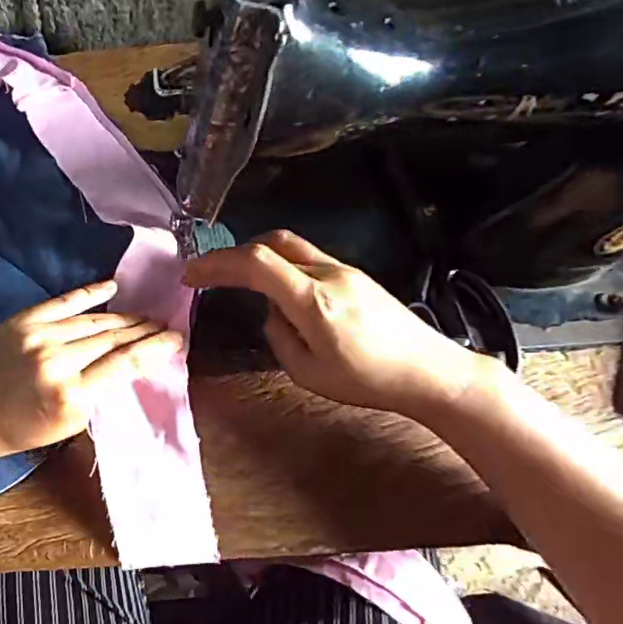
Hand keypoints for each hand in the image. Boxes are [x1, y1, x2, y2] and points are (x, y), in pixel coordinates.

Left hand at [0, 281, 185, 460]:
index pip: (125, 364)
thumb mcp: (67, 425)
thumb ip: (98, 394)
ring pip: (93, 320)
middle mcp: (58, 361)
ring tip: (145, 315)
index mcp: (72, 396)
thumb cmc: (19, 429)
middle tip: (165, 323)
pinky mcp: (23, 320)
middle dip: (143, 330)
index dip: (155, 348)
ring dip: (123, 316)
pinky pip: (64, 302)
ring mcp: (39, 336)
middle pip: (113, 338)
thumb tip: (129, 365)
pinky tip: (112, 286)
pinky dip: (90, 293)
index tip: (176, 338)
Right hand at [182, 230, 500, 419]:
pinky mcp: (355, 276)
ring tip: (238, 281)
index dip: (216, 264)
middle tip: (209, 273)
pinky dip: (280, 266)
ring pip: (290, 247)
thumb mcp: (308, 372)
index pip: (255, 263)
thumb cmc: (369, 381)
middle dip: (232, 253)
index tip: (191, 275)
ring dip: (257, 258)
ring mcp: (345, 270)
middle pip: (271, 243)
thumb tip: (271, 312)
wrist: (431, 372)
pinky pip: (307, 259)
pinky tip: (277, 290)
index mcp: (313, 300)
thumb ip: (278, 335)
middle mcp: (329, 274)